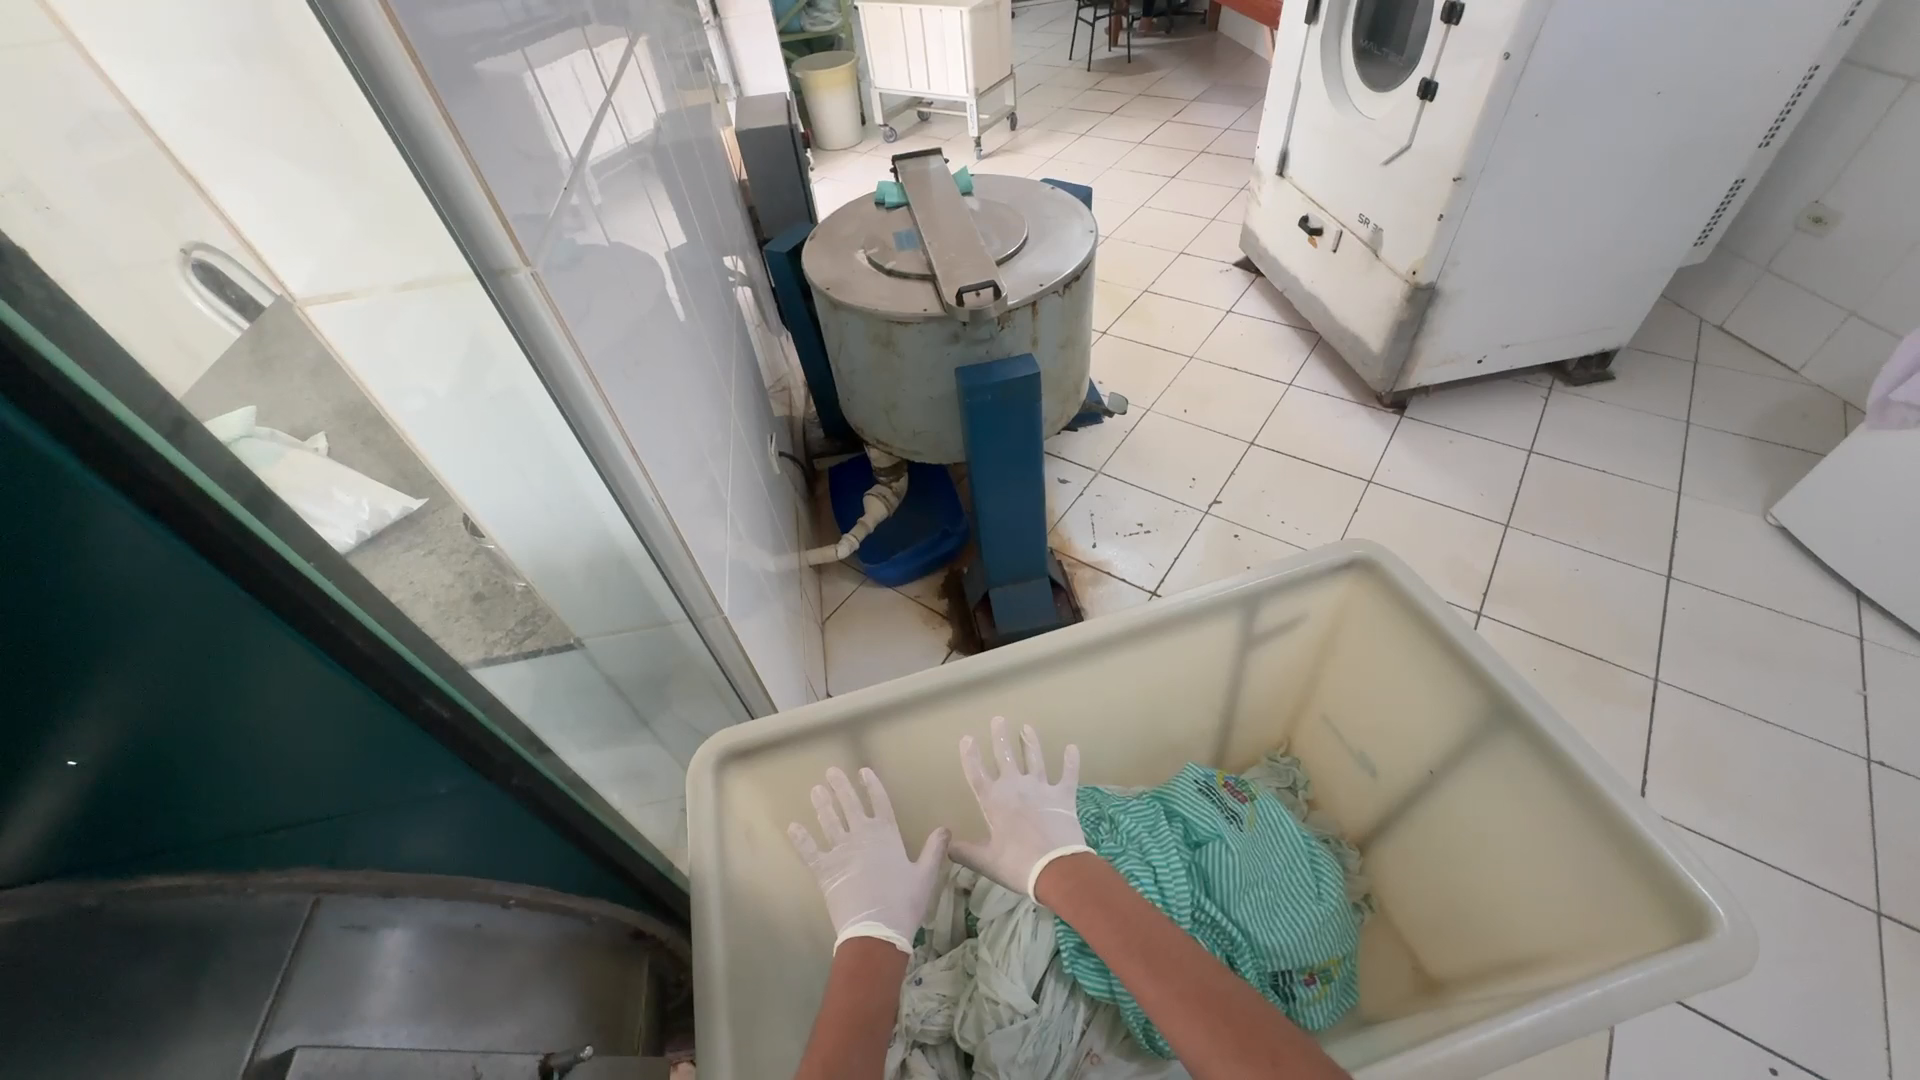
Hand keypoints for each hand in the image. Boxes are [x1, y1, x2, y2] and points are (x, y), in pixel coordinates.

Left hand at [789, 766, 950, 954]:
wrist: (876, 930)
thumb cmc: (904, 903)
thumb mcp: (926, 875)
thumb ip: (934, 849)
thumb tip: (945, 827)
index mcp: (887, 835)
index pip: (880, 802)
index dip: (872, 785)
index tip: (863, 771)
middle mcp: (861, 836)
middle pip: (849, 805)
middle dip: (841, 787)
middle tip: (831, 772)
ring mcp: (840, 851)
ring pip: (829, 822)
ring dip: (822, 805)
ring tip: (816, 790)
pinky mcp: (824, 870)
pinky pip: (809, 850)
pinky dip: (801, 839)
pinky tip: (792, 827)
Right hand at [951, 716, 1093, 897]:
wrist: (1056, 868)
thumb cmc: (1017, 864)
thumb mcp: (986, 862)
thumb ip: (965, 852)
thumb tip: (946, 845)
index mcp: (994, 801)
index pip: (977, 772)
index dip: (970, 755)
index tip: (967, 737)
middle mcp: (1015, 787)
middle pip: (1005, 756)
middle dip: (1000, 737)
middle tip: (999, 719)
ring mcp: (1041, 788)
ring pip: (1034, 758)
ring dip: (1030, 741)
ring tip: (1027, 726)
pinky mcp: (1063, 795)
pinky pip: (1069, 774)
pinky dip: (1071, 761)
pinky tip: (1073, 747)